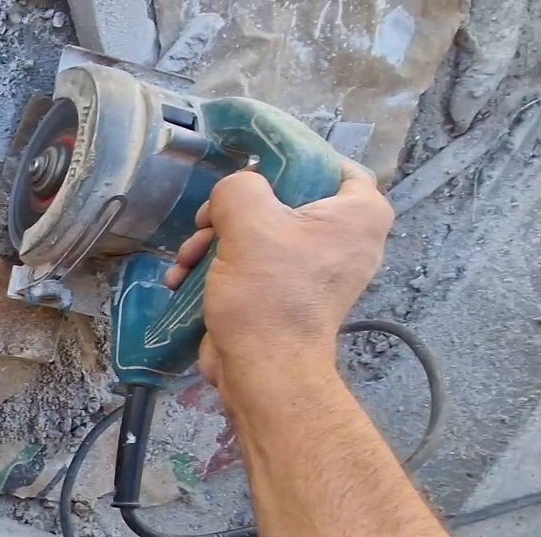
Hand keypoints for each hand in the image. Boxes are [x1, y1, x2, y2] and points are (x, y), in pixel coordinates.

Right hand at [163, 159, 392, 404]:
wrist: (261, 367)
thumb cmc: (266, 294)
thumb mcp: (248, 227)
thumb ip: (238, 190)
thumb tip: (230, 191)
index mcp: (358, 213)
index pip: (327, 165)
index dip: (281, 166)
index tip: (242, 179)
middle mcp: (345, 238)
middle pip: (279, 205)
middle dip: (228, 219)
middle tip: (201, 230)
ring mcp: (313, 271)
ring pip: (256, 239)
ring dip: (210, 248)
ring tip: (183, 265)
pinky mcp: (284, 297)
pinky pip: (250, 269)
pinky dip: (216, 273)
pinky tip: (181, 283)